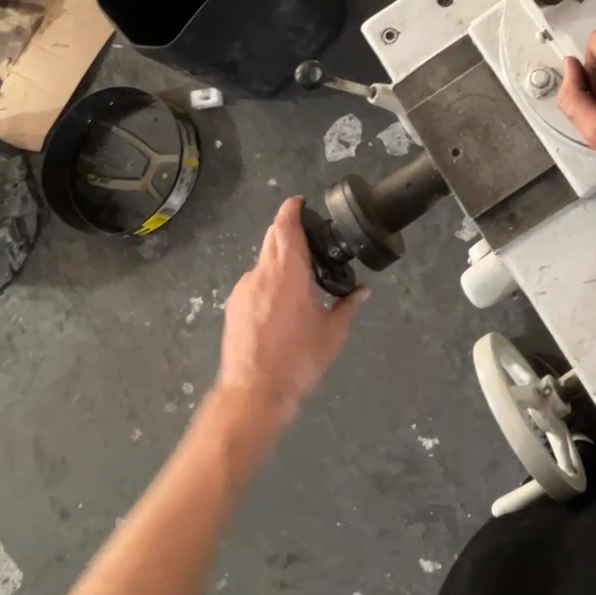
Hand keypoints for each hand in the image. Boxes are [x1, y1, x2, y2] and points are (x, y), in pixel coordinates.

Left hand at [216, 198, 368, 426]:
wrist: (254, 392)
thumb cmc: (298, 359)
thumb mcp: (333, 332)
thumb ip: (348, 306)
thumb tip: (362, 291)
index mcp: (288, 272)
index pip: (286, 226)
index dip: (292, 209)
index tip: (300, 202)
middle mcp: (261, 274)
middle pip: (271, 238)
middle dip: (287, 231)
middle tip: (307, 238)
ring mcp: (243, 290)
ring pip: (261, 263)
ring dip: (278, 261)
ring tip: (298, 280)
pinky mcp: (233, 307)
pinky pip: (253, 284)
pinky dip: (267, 283)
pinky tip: (280, 305)